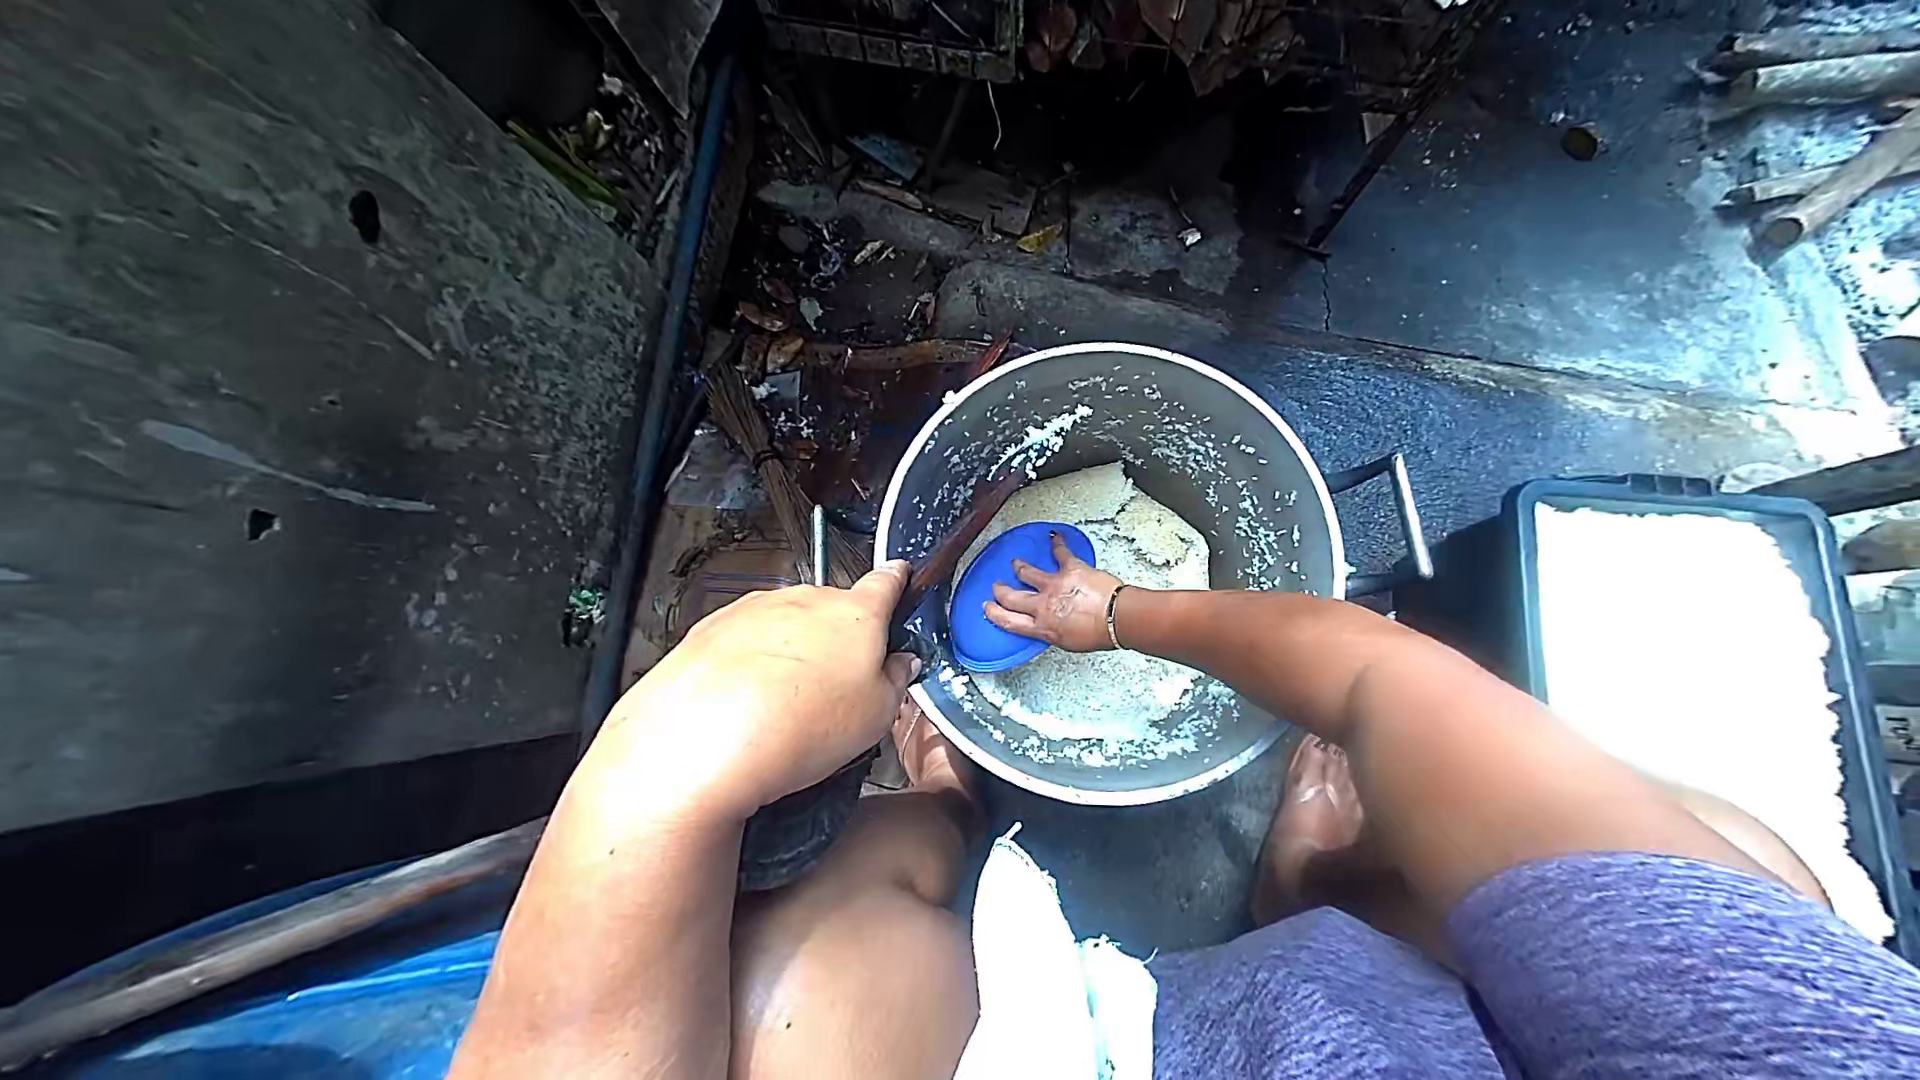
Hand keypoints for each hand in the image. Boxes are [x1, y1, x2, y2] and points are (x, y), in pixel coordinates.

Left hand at [599, 561, 920, 819]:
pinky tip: (750, 704)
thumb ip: (895, 679)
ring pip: (788, 626)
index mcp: (856, 613)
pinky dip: (752, 664)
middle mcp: (807, 599)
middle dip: (838, 640)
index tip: (898, 574)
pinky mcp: (716, 626)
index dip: (896, 578)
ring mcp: (758, 609)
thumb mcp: (877, 715)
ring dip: (793, 654)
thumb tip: (898, 666)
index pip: (886, 581)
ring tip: (787, 707)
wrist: (706, 739)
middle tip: (837, 688)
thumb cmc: (795, 725)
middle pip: (833, 611)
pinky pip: (747, 640)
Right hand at [982, 532, 1126, 652]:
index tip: (989, 608)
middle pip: (1011, 596)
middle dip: (1000, 590)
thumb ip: (1052, 631)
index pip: (1008, 620)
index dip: (995, 613)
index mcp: (1041, 626)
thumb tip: (1048, 627)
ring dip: (1020, 567)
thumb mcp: (1067, 642)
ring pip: (1027, 572)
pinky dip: (1057, 543)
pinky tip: (1054, 538)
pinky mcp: (1069, 568)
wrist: (1115, 618)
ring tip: (1016, 564)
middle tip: (997, 587)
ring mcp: (1054, 585)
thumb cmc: (1098, 633)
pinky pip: (1060, 553)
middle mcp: (1043, 605)